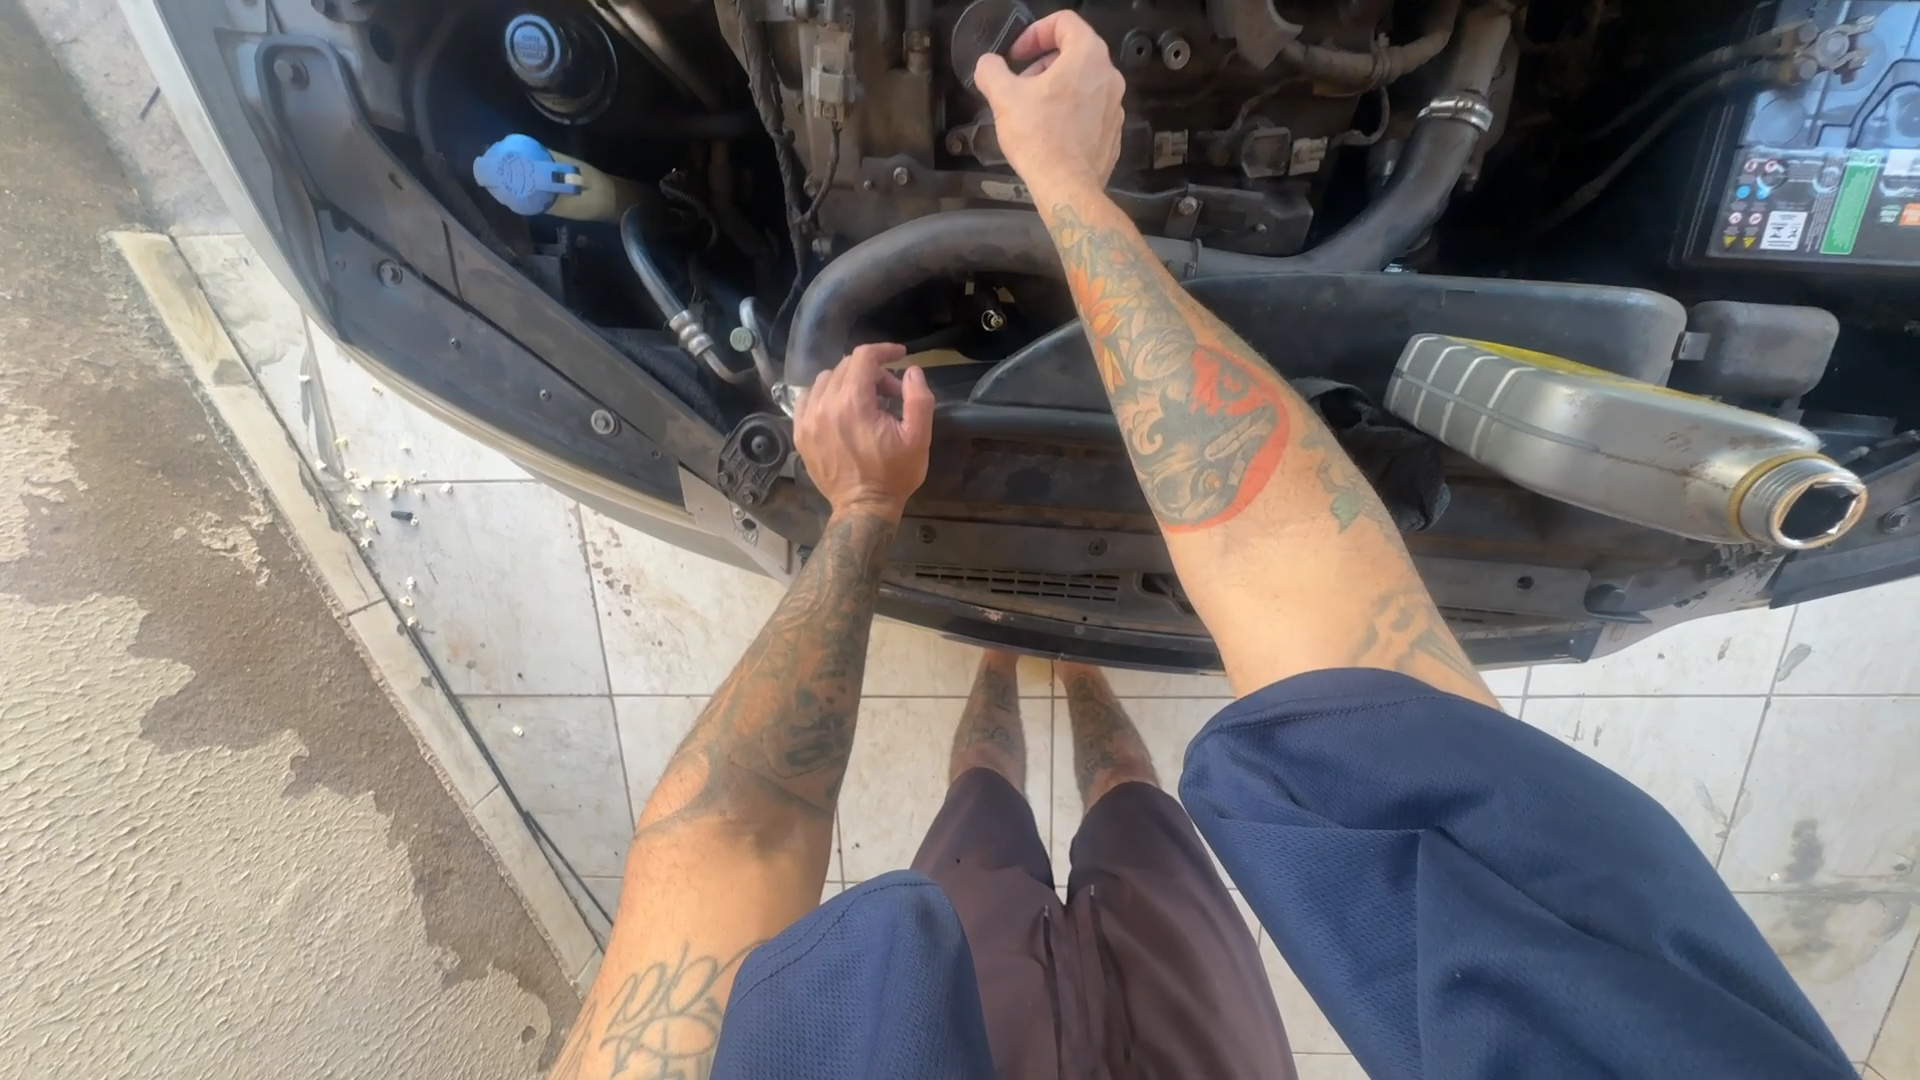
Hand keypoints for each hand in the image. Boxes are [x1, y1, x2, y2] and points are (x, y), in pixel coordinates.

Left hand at [794, 342, 933, 520]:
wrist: (863, 508)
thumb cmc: (894, 474)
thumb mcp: (919, 438)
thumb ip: (918, 398)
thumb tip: (912, 371)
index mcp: (854, 403)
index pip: (863, 357)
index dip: (884, 350)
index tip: (900, 356)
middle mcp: (825, 405)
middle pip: (846, 366)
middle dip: (871, 372)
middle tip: (890, 394)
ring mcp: (808, 419)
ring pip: (825, 379)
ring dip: (848, 381)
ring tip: (866, 403)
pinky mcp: (800, 433)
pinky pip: (807, 398)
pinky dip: (825, 395)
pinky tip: (840, 408)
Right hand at [973, 11, 1124, 201]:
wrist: (1067, 189)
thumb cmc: (1038, 139)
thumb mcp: (1004, 99)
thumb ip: (992, 71)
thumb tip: (988, 65)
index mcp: (1087, 55)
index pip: (1063, 22)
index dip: (1035, 33)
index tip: (1017, 55)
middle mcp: (1109, 76)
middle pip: (1075, 54)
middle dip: (1044, 65)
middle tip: (1021, 87)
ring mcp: (1115, 107)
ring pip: (1083, 85)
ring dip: (1057, 91)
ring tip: (1034, 114)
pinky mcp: (1113, 135)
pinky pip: (1090, 114)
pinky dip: (1071, 115)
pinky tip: (1052, 135)